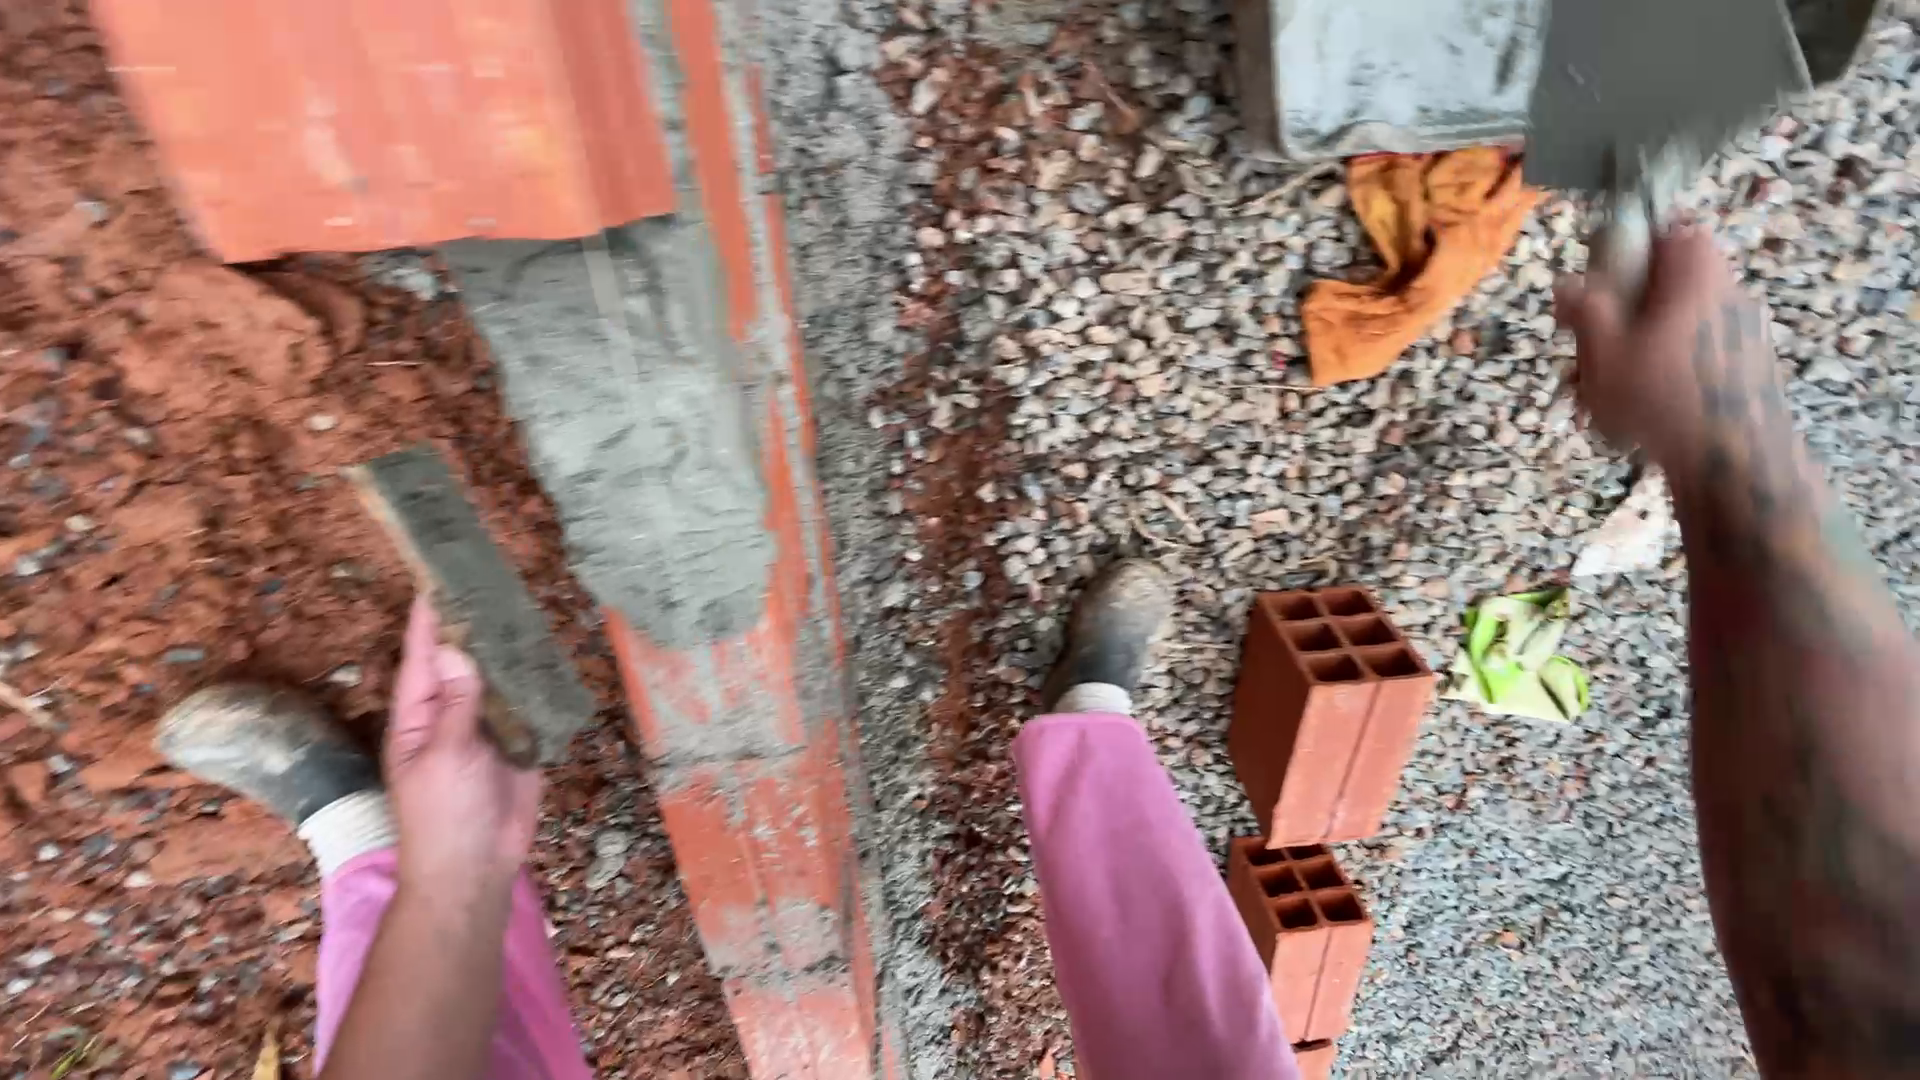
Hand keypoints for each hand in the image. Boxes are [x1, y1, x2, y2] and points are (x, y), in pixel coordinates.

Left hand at [386, 595, 541, 900]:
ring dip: (511, 650)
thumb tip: (458, 648)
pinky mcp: (520, 740)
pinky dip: (538, 681)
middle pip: (465, 660)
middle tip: (494, 583)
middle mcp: (452, 711)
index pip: (424, 655)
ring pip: (499, 678)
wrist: (476, 865)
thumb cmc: (444, 815)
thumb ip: (456, 703)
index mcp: (418, 714)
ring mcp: (486, 726)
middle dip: (476, 625)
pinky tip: (551, 656)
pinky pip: (528, 703)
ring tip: (526, 609)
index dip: (431, 618)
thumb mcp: (445, 756)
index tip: (439, 578)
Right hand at [1554, 224, 1791, 483]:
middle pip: (1669, 285)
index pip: (1679, 235)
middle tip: (1587, 346)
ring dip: (1632, 349)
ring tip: (1598, 390)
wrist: (1728, 455)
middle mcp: (1727, 299)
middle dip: (1622, 312)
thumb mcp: (1604, 353)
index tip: (1603, 272)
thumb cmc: (1659, 398)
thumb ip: (1587, 312)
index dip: (1639, 244)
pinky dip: (1657, 370)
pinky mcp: (1741, 367)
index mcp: (1696, 284)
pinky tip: (1630, 407)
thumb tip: (1568, 282)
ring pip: (1673, 326)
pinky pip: (1688, 354)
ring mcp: (1739, 335)